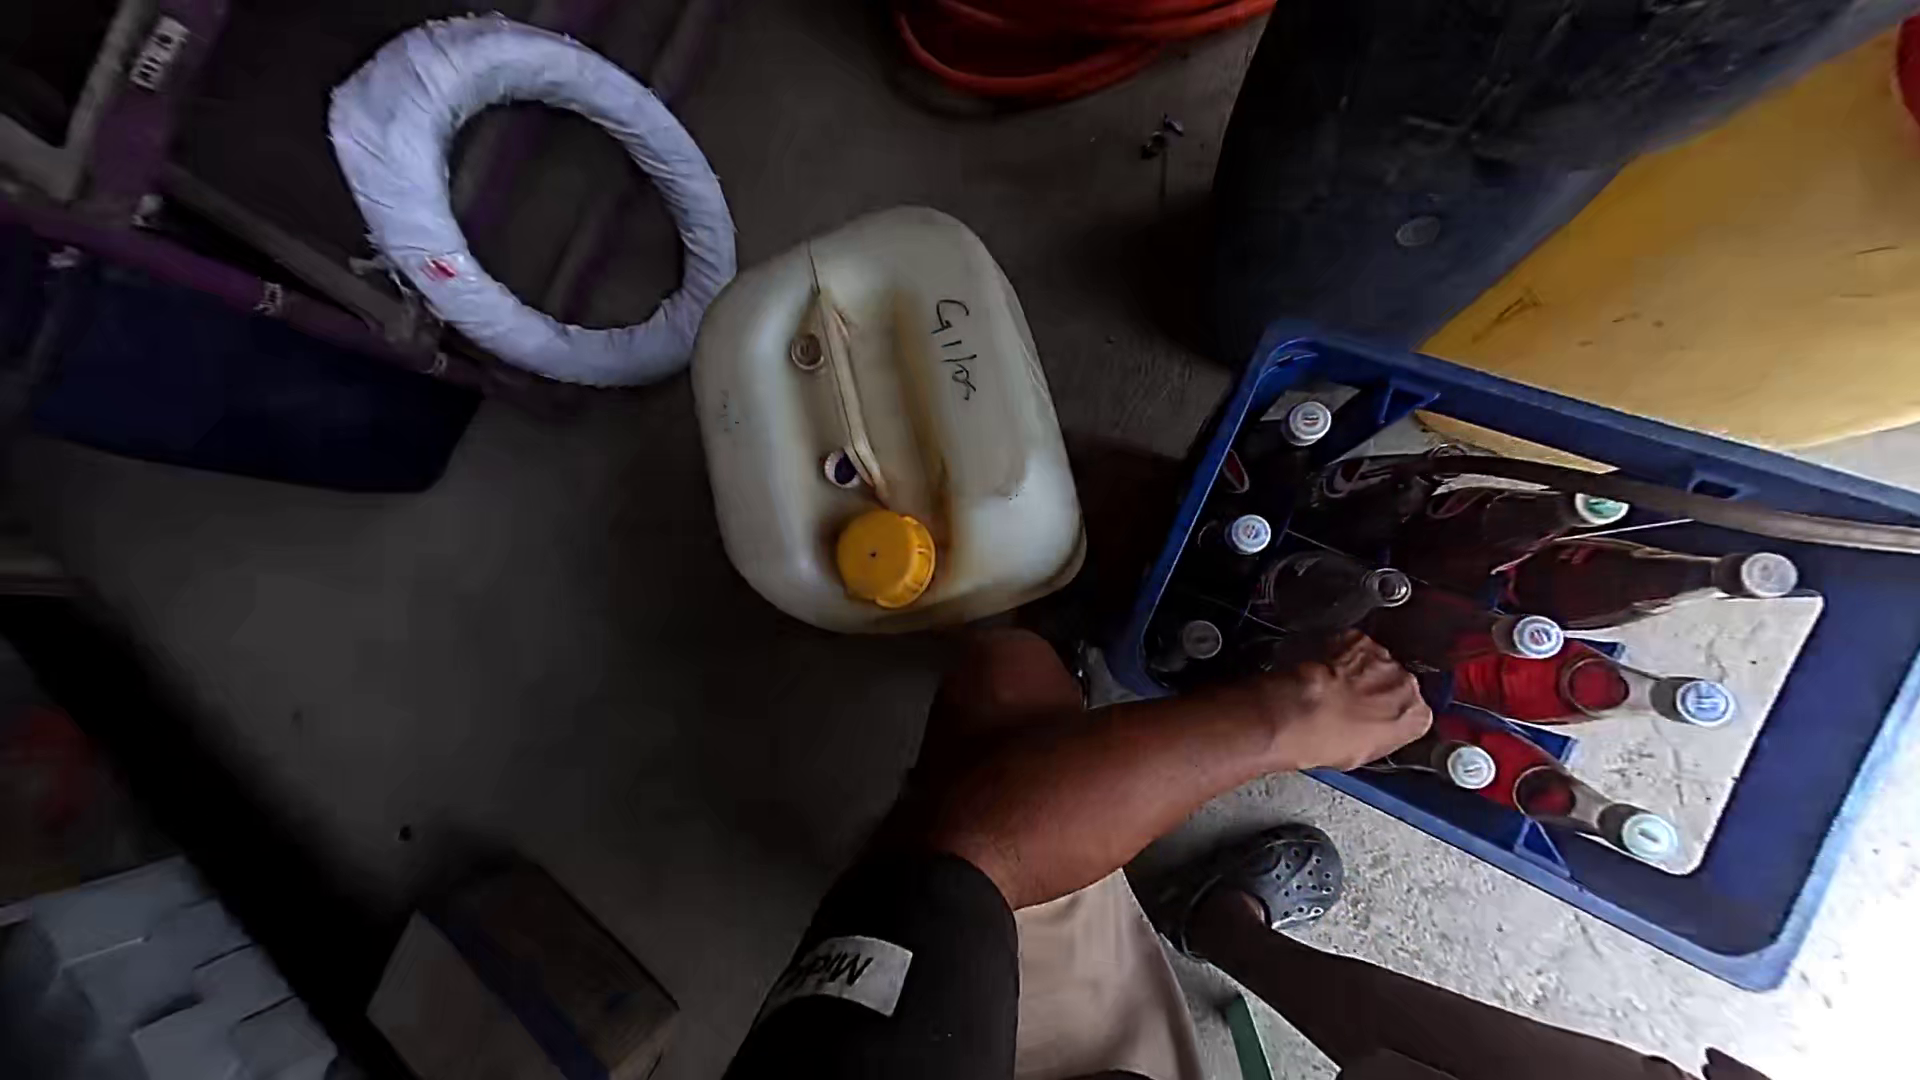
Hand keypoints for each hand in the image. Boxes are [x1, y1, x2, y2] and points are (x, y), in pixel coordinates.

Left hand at [1243, 630, 1430, 770]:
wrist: (1302, 714)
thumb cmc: (1329, 741)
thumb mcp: (1364, 752)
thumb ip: (1380, 732)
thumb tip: (1367, 728)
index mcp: (1416, 717)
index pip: (1410, 709)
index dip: (1385, 708)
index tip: (1368, 710)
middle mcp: (1407, 684)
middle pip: (1393, 679)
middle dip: (1372, 683)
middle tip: (1344, 692)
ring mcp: (1383, 658)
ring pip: (1372, 659)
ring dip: (1355, 665)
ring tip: (1328, 678)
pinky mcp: (1356, 638)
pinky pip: (1349, 641)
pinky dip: (1335, 647)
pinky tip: (1319, 661)